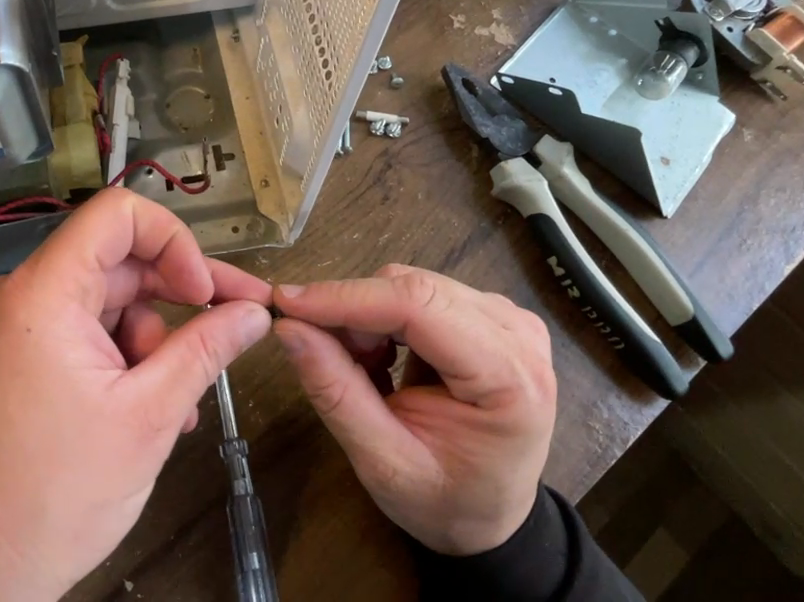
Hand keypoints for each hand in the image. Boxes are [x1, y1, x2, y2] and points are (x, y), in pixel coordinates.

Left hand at [0, 189, 273, 600]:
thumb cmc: (57, 493)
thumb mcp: (147, 417)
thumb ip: (205, 350)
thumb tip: (254, 313)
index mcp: (44, 292)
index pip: (118, 215)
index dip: (174, 240)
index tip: (207, 290)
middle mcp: (24, 294)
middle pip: (119, 261)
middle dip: (181, 295)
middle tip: (237, 325)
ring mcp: (18, 327)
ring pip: (110, 302)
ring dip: (157, 342)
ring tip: (180, 405)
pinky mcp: (21, 357)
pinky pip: (87, 333)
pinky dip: (126, 359)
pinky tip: (154, 410)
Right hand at [272, 264, 556, 555]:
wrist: (493, 519)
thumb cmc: (445, 502)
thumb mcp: (383, 463)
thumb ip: (336, 393)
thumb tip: (287, 328)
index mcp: (509, 379)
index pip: (419, 307)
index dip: (347, 298)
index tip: (286, 302)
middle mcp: (518, 333)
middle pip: (413, 288)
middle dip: (353, 312)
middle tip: (319, 352)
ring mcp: (508, 318)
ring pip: (411, 285)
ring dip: (368, 316)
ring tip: (359, 368)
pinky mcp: (491, 314)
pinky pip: (420, 293)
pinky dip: (385, 318)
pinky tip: (381, 358)